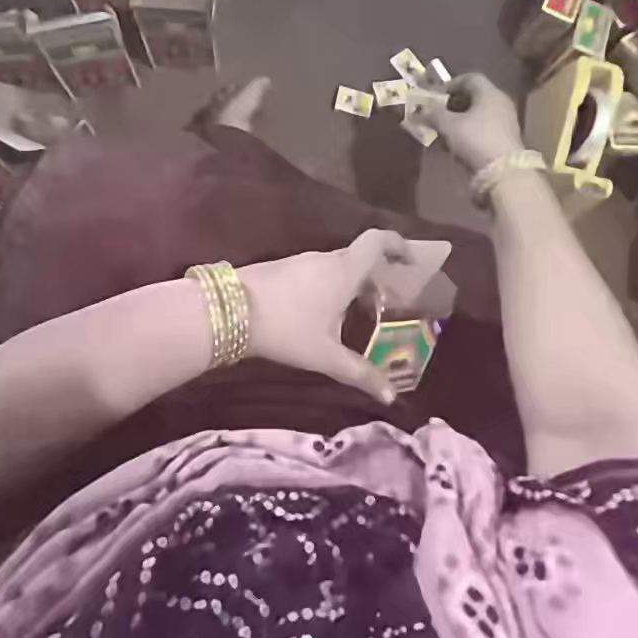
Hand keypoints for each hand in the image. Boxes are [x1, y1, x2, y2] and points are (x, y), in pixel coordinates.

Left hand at [237, 229, 408, 402]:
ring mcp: (298, 262)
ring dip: (349, 286)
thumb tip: (390, 397)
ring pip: (334, 267)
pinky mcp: (279, 269)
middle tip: (386, 305)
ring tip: (354, 316)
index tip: (411, 260)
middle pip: (358, 259)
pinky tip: (319, 316)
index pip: (379, 241)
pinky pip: (314, 273)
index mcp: (344, 271)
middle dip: (376, 278)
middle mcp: (324, 260)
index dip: (399, 244)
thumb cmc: (286, 329)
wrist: (226, 311)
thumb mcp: (326, 356)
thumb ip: (360, 374)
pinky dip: (327, 288)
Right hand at [423, 73, 524, 171]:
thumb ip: (434, 114)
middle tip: (438, 115)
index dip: (450, 85)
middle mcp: (501, 102)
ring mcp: (506, 121)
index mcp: (489, 93)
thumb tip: (422, 107)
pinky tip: (459, 145)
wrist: (503, 172)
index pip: (470, 78)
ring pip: (479, 114)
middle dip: (454, 105)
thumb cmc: (475, 141)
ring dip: (461, 120)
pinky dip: (470, 132)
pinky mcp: (506, 138)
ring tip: (445, 133)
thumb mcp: (449, 126)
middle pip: (475, 96)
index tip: (435, 97)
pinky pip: (485, 128)